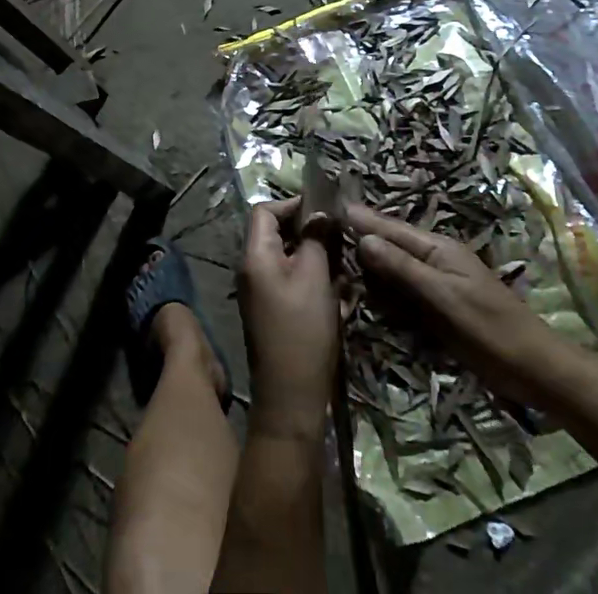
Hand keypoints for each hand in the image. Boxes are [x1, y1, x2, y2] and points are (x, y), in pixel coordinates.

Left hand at [240, 197, 342, 440]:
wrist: (291, 393)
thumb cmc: (302, 329)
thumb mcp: (314, 276)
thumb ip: (315, 239)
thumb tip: (319, 212)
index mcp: (254, 255)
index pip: (264, 211)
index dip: (293, 205)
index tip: (326, 210)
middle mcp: (252, 268)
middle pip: (277, 234)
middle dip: (311, 233)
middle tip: (342, 239)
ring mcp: (261, 290)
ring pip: (290, 259)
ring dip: (317, 258)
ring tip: (345, 269)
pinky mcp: (274, 309)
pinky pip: (293, 281)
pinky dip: (315, 280)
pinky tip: (339, 294)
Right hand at [350, 202, 569, 400]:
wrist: (532, 368)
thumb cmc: (490, 327)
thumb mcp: (443, 295)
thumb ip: (402, 267)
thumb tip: (363, 238)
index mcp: (437, 248)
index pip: (389, 227)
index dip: (361, 218)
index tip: (330, 206)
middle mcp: (432, 260)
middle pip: (388, 244)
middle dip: (359, 236)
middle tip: (322, 229)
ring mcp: (433, 284)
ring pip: (390, 267)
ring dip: (365, 262)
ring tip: (331, 251)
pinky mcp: (433, 306)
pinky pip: (398, 291)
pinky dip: (379, 287)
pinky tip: (359, 285)